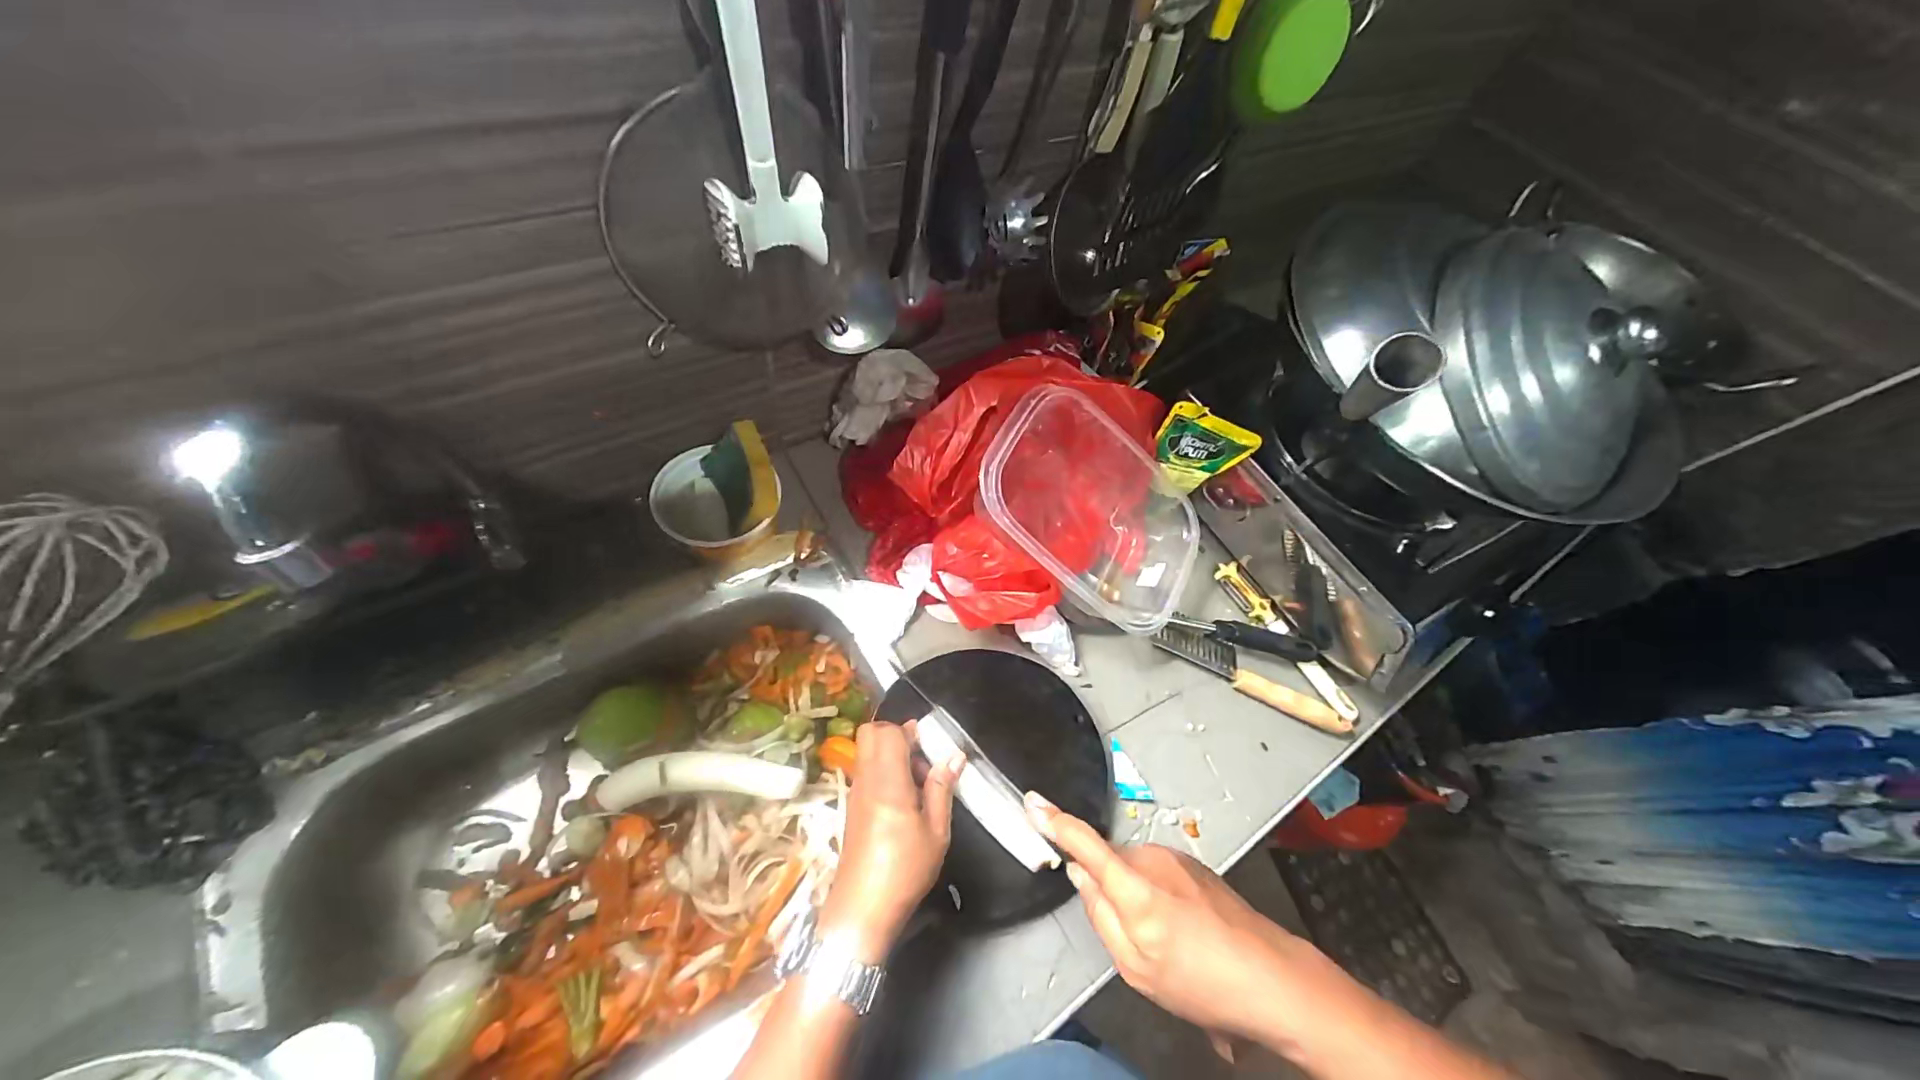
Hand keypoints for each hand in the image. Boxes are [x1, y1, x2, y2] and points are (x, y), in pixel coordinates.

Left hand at [818, 721, 961, 959]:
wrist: (862, 909)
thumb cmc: (904, 870)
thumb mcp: (936, 832)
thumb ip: (941, 788)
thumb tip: (954, 756)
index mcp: (886, 781)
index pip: (887, 732)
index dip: (909, 731)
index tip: (931, 747)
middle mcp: (865, 779)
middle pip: (870, 734)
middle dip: (896, 735)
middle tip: (923, 759)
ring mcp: (855, 792)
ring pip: (867, 752)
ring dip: (891, 755)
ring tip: (919, 784)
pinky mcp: (853, 806)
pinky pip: (867, 772)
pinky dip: (884, 773)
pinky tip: (905, 801)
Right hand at [1025, 793, 1325, 1044]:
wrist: (1276, 980)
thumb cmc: (1204, 982)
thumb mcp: (1137, 967)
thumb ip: (1100, 915)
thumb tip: (1080, 875)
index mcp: (1134, 886)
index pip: (1083, 843)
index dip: (1054, 821)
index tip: (1032, 802)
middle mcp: (1154, 860)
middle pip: (1110, 866)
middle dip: (1111, 894)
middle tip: (1139, 945)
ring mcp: (1179, 860)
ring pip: (1136, 873)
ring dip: (1141, 903)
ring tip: (1174, 953)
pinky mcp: (1196, 866)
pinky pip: (1161, 879)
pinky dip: (1164, 906)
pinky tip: (1191, 945)